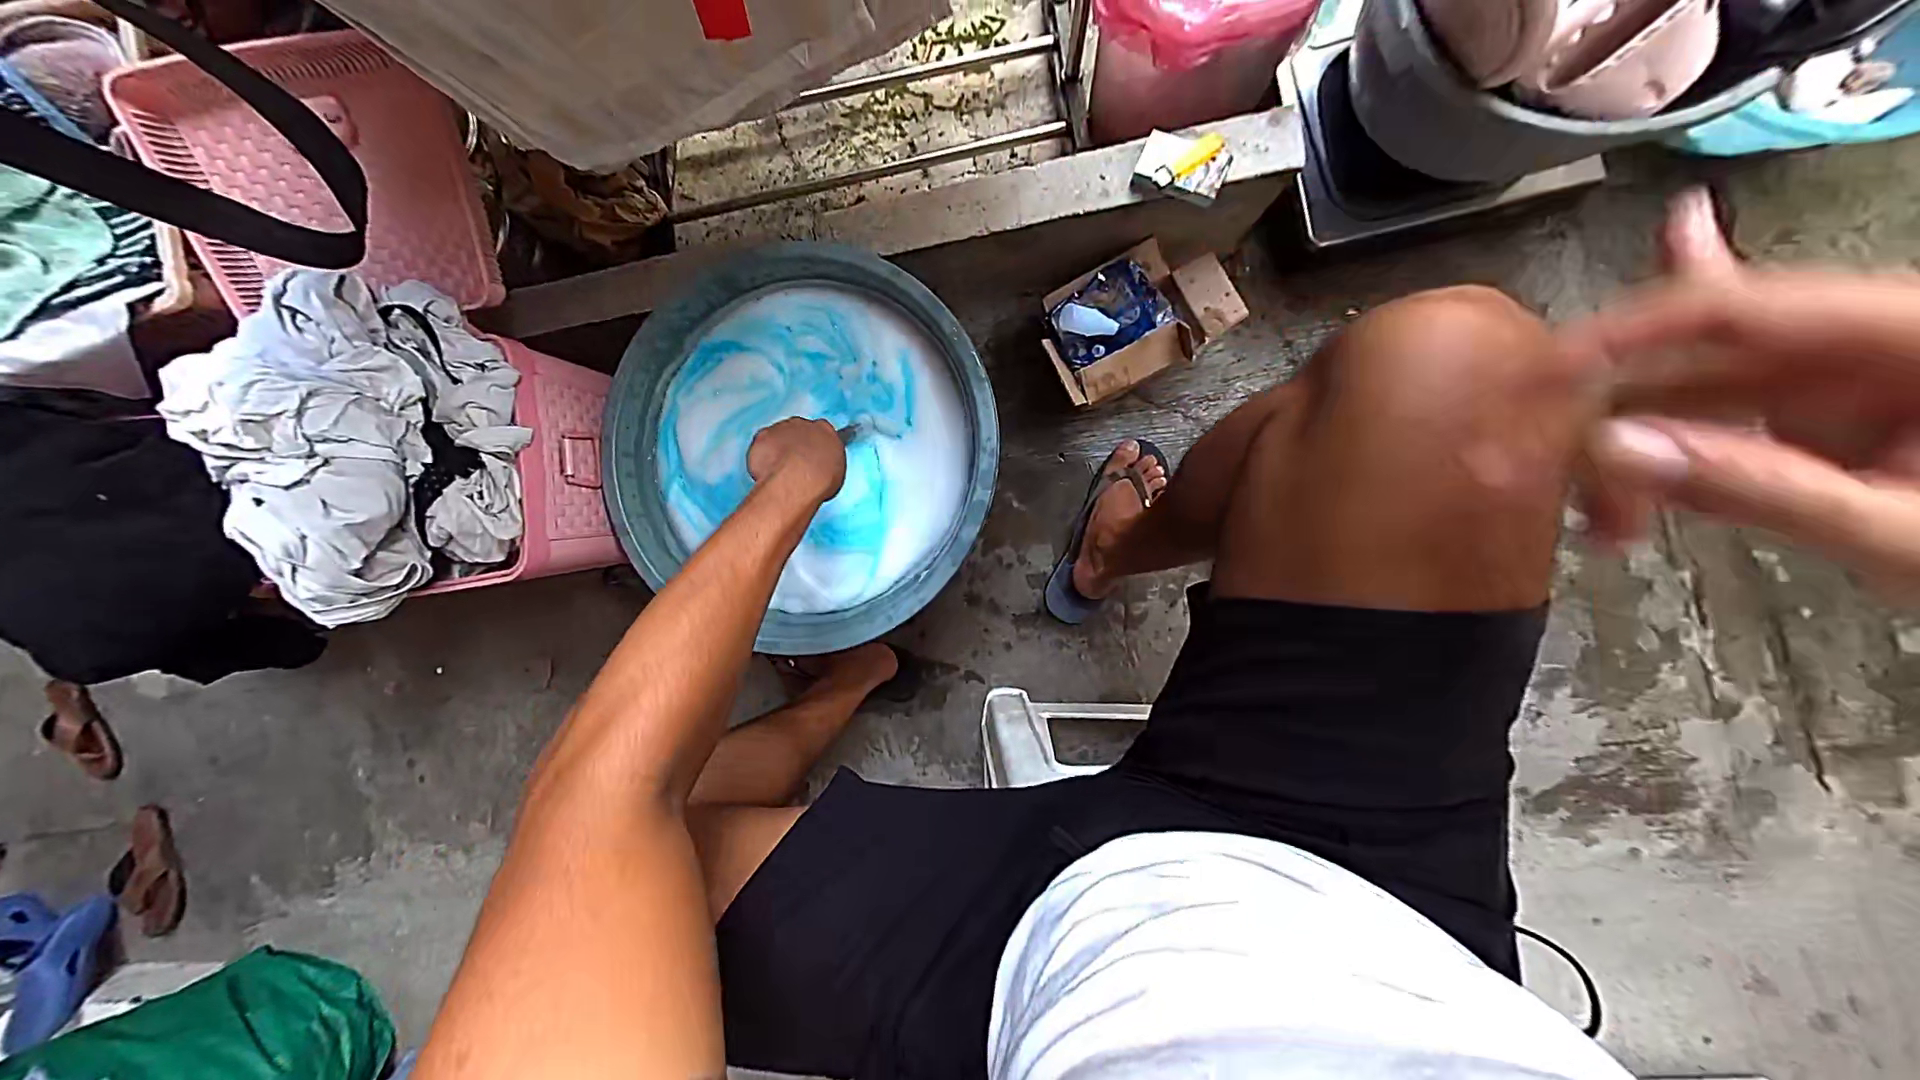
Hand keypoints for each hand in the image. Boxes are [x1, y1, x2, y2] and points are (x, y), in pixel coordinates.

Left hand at [747, 418, 846, 501]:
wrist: (797, 479)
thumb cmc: (819, 478)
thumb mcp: (835, 472)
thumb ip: (827, 462)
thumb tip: (821, 468)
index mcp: (825, 430)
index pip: (820, 431)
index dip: (814, 445)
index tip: (812, 456)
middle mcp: (803, 424)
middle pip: (796, 430)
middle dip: (794, 444)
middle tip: (794, 464)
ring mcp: (781, 427)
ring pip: (777, 435)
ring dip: (777, 449)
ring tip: (779, 470)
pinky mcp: (763, 435)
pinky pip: (761, 443)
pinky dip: (762, 454)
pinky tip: (767, 469)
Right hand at [1572, 189, 1919, 591]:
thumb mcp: (1903, 532)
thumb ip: (1762, 487)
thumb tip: (1615, 448)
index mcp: (1916, 341)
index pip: (1738, 311)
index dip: (1627, 333)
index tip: (1543, 373)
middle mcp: (1863, 347)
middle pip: (1692, 363)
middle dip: (1605, 419)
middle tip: (1534, 469)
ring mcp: (1835, 384)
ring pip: (1684, 398)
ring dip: (1624, 452)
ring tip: (1597, 521)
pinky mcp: (1810, 421)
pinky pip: (1707, 417)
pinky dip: (1655, 415)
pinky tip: (1633, 322)